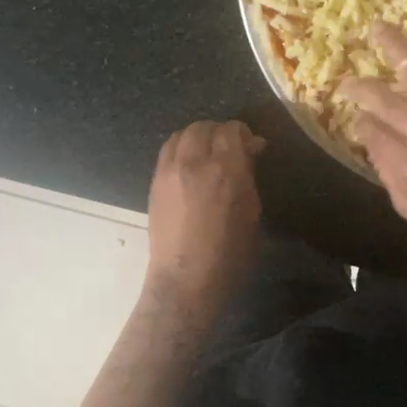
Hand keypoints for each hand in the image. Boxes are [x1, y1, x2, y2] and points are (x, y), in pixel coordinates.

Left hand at [146, 120, 266, 309]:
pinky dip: (180, 149)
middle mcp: (194, 163)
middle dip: (219, 132)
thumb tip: (250, 151)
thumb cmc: (229, 255)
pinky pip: (166, 151)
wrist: (185, 279)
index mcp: (226, 171)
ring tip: (206, 153)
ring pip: (181, 135)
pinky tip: (189, 165)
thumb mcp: (252, 214)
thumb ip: (249, 177)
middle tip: (229, 148)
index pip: (231, 130)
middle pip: (203, 127)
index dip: (242, 134)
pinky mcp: (155, 182)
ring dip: (197, 137)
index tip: (250, 147)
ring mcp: (169, 171)